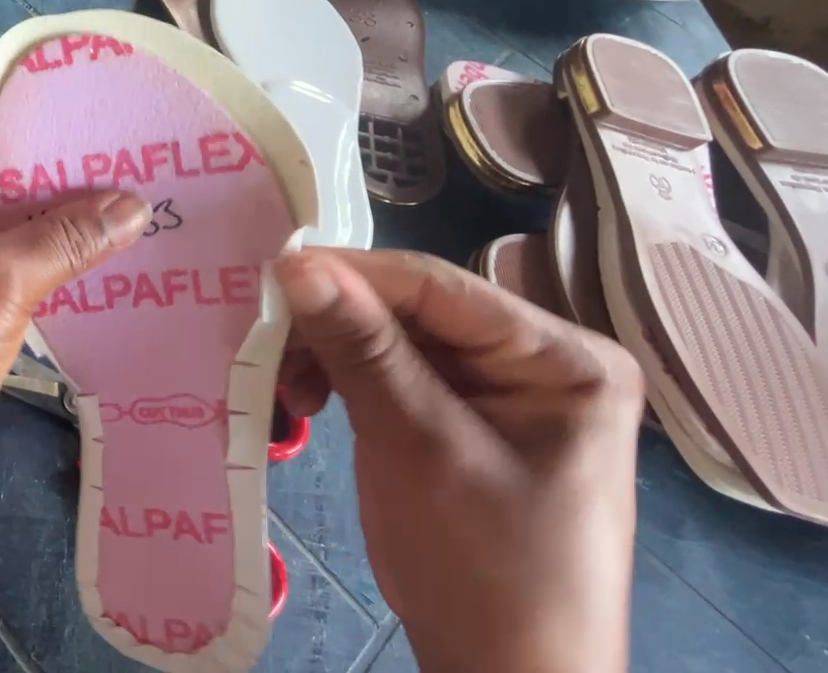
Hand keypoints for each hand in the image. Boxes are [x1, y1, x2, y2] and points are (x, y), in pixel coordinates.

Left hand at [0, 116, 149, 483]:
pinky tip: (85, 260)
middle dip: (53, 185)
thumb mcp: (2, 284)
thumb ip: (68, 237)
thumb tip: (135, 203)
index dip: (43, 135)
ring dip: (44, 226)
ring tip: (122, 213)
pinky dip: (25, 258)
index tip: (107, 136)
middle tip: (129, 175)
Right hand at [272, 249, 643, 672]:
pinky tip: (305, 399)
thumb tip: (294, 263)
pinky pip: (383, 368)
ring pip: (386, 334)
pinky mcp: (454, 410)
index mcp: (562, 356)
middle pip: (409, 308)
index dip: (349, 274)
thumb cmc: (484, 565)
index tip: (268, 276)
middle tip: (266, 342)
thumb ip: (360, 347)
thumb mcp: (417, 445)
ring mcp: (494, 385)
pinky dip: (337, 376)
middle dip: (332, 322)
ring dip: (327, 351)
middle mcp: (532, 356)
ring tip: (285, 386)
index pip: (437, 287)